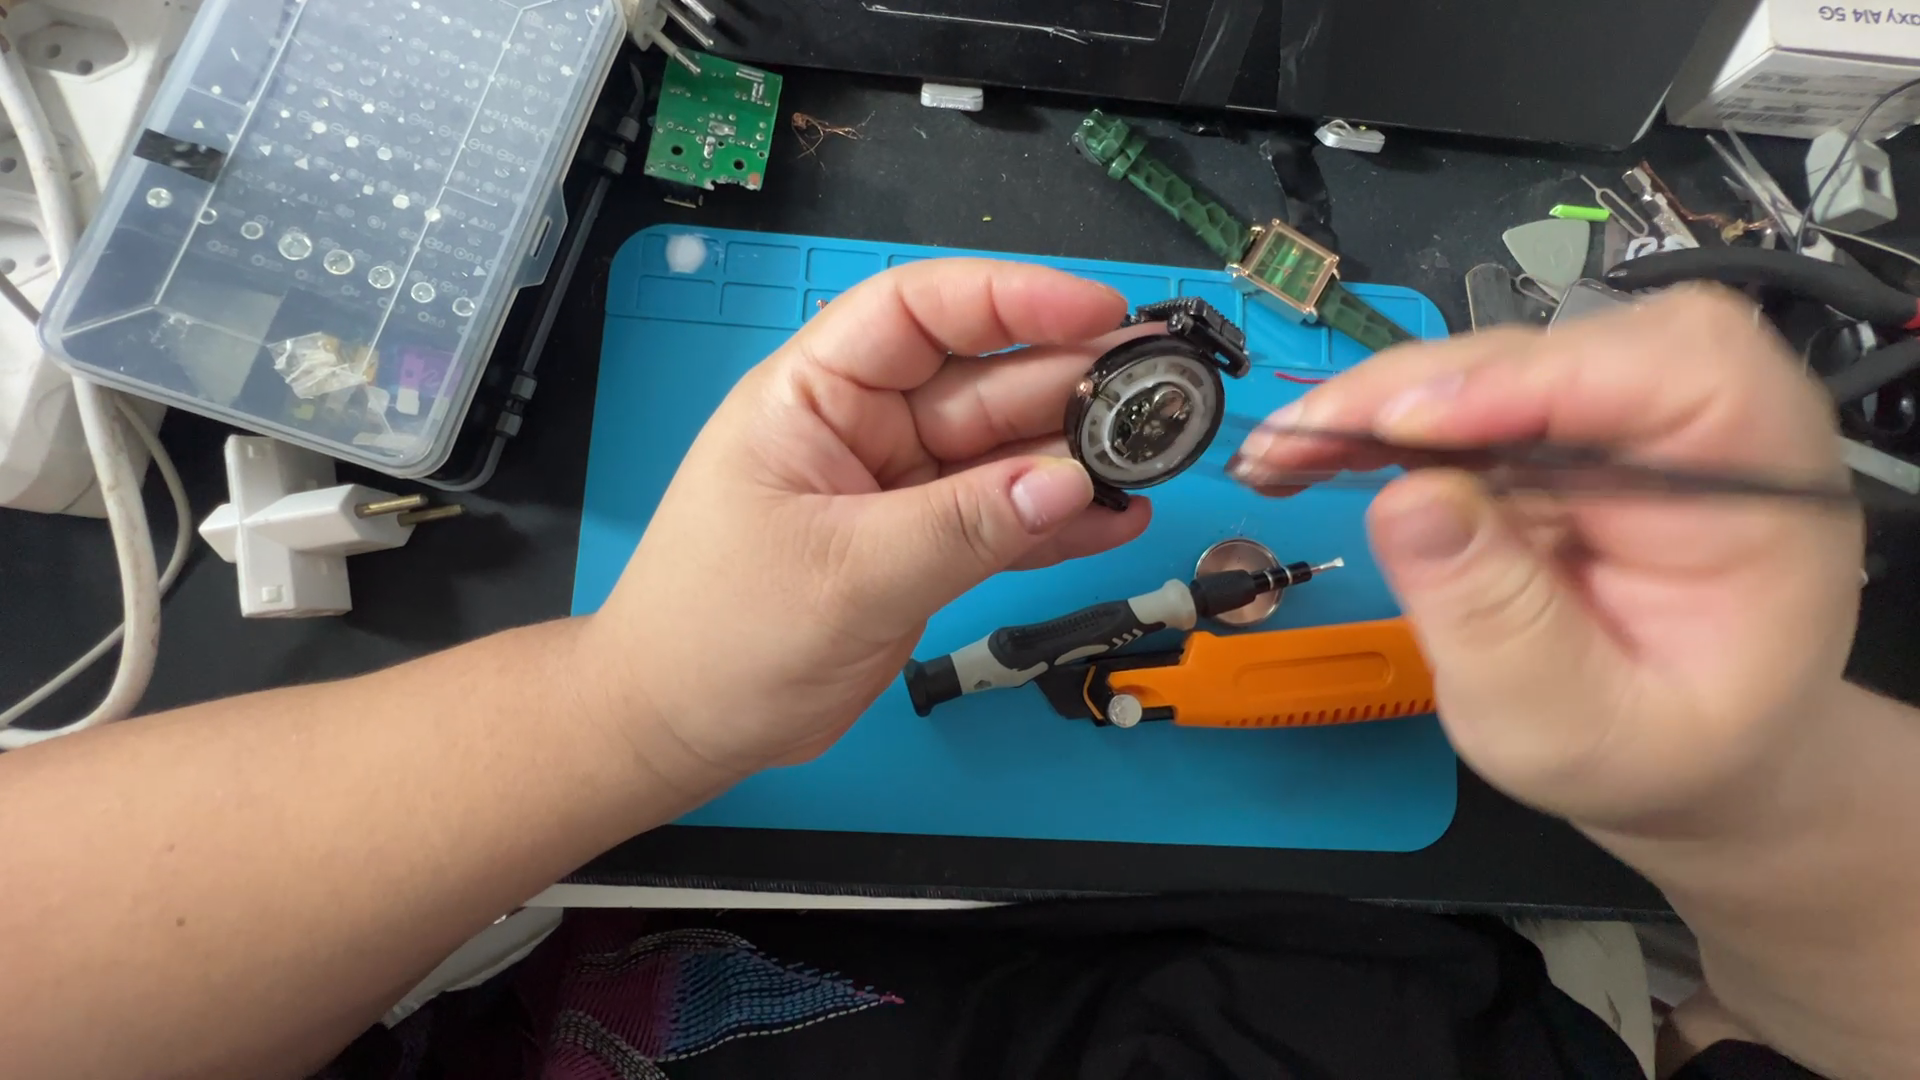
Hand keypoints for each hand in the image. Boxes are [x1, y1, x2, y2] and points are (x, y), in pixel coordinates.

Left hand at [585, 259, 1151, 784]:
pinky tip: (1114, 521)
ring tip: (1153, 459)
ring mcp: (902, 492)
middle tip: (1159, 393)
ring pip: (1003, 457)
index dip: (1011, 298)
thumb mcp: (844, 573)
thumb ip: (959, 526)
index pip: (919, 312)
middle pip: (981, 385)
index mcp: (817, 397)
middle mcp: (867, 431)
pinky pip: (1001, 523)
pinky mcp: (925, 549)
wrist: (689, 724)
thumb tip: (1068, 483)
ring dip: (1075, 460)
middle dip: (1067, 385)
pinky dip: (1054, 526)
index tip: (1098, 309)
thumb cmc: (724, 634)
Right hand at [1230, 288, 1863, 833]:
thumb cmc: (1643, 754)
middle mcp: (1676, 438)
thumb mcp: (1564, 722)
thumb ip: (1494, 621)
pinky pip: (1439, 415)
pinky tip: (1300, 459)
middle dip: (1406, 391)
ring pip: (1475, 373)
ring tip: (1273, 457)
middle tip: (1294, 443)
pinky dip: (1361, 432)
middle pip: (1547, 352)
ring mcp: (1592, 438)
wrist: (1666, 757)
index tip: (1406, 428)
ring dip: (1362, 408)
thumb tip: (1403, 501)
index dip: (1533, 378)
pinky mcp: (1525, 452)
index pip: (1674, 373)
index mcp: (1748, 496)